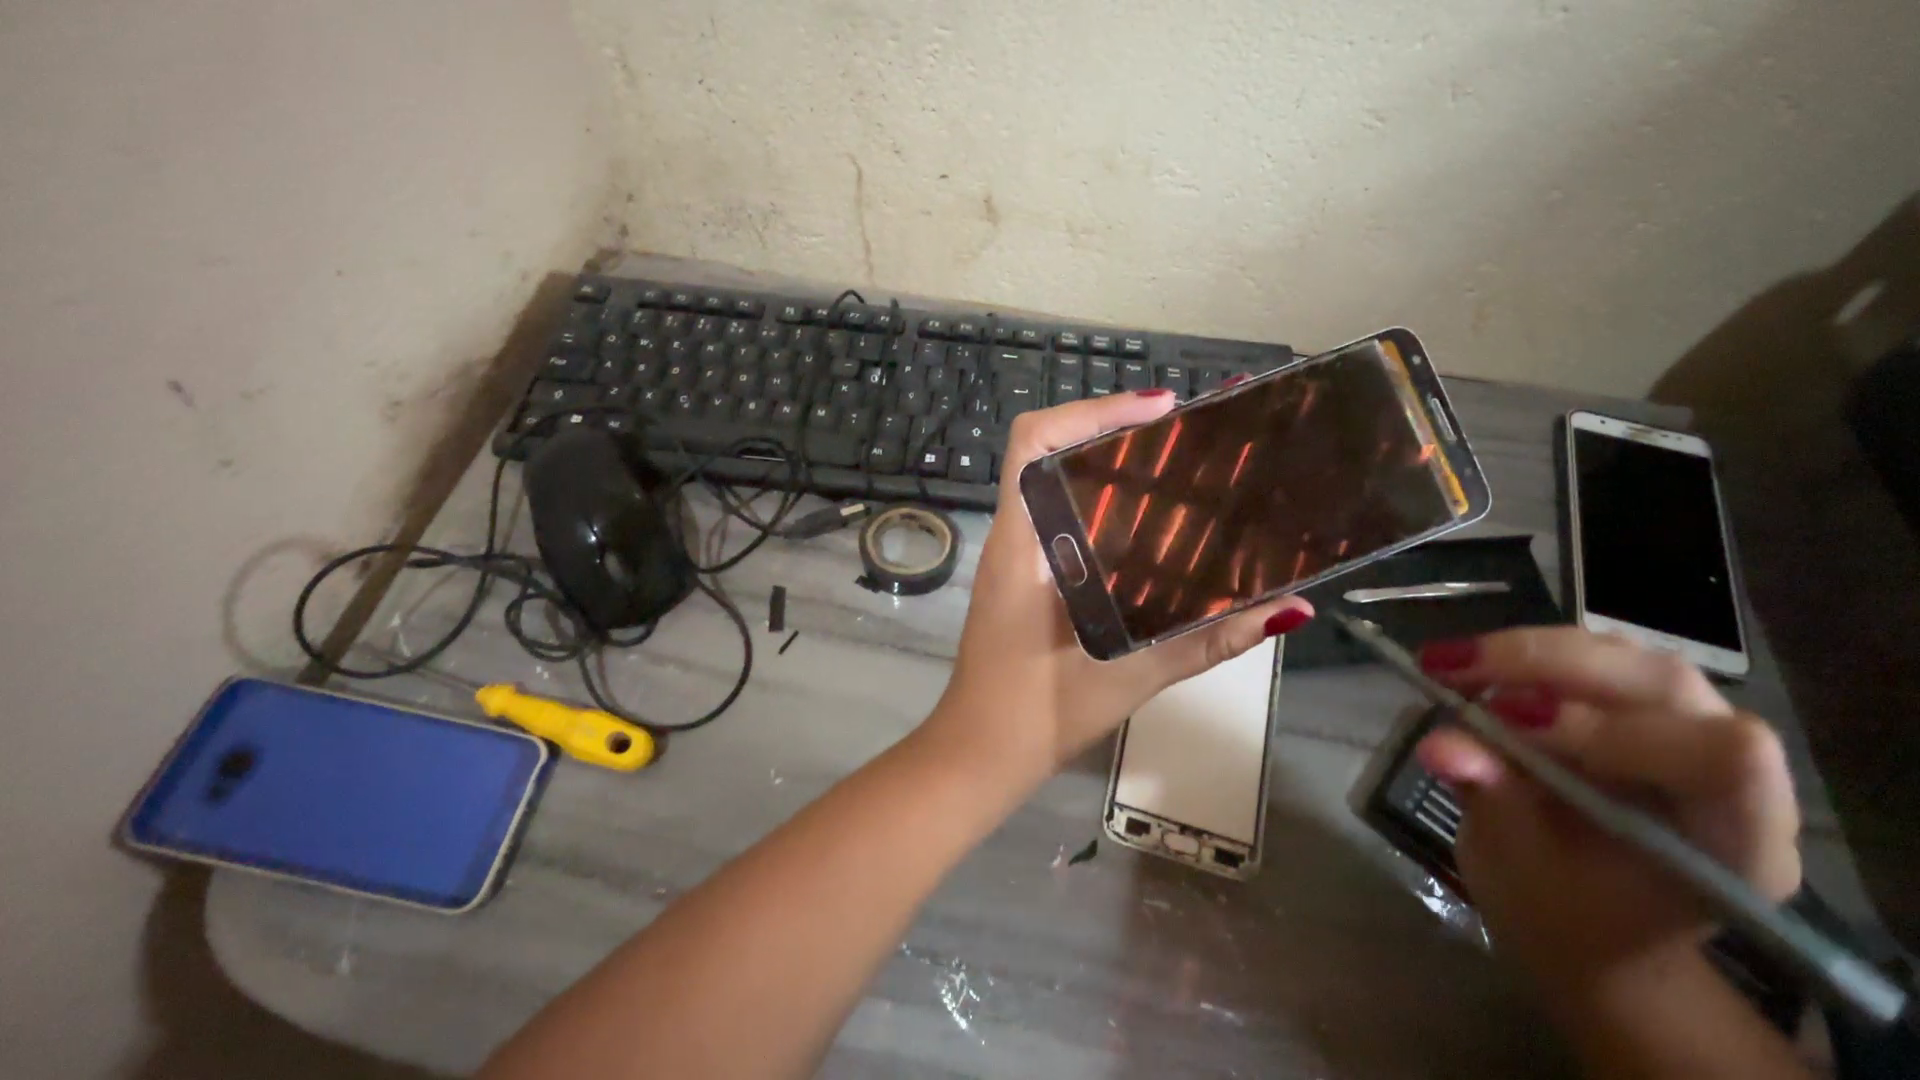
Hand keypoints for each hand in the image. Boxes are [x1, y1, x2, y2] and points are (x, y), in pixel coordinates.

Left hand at [925, 392, 1313, 787]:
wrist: (978, 755)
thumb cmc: (1037, 714)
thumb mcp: (1130, 675)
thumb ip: (1206, 642)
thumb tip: (1289, 610)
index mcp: (1023, 546)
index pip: (1033, 442)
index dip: (1091, 410)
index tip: (1158, 410)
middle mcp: (1014, 540)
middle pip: (1053, 453)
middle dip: (1117, 432)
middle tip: (1189, 438)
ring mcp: (1015, 560)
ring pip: (1057, 486)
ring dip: (1112, 469)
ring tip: (1182, 470)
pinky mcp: (1025, 581)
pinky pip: (1060, 521)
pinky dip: (1102, 508)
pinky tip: (1153, 528)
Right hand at [1413, 627, 1800, 997]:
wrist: (1592, 926)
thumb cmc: (1567, 919)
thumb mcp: (1520, 870)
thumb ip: (1492, 800)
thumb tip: (1437, 745)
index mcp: (1737, 843)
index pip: (1722, 757)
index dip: (1613, 729)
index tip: (1509, 724)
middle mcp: (1737, 776)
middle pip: (1661, 683)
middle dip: (1547, 665)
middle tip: (1450, 669)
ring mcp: (1695, 730)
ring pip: (1627, 660)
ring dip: (1532, 654)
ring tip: (1453, 667)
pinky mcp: (1649, 708)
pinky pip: (1599, 661)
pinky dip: (1530, 658)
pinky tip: (1477, 671)